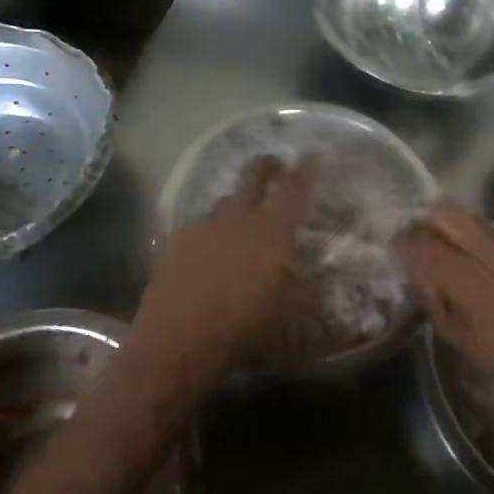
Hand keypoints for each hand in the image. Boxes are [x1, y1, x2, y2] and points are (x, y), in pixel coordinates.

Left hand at [135, 156, 316, 376]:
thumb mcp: (289, 318)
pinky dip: (210, 235)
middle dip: (266, 165)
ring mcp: (203, 226)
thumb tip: (317, 283)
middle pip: (252, 176)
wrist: (178, 338)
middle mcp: (237, 219)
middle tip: (276, 165)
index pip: (294, 191)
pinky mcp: (177, 240)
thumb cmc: (243, 329)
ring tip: (240, 228)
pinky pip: (200, 228)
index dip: (307, 170)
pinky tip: (208, 257)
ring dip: (236, 208)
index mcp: (270, 233)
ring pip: (224, 204)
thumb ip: (306, 294)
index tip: (314, 156)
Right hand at [401, 207, 493, 409]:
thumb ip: (431, 295)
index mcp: (474, 288)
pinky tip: (460, 235)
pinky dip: (471, 227)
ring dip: (448, 217)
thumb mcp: (451, 333)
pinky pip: (492, 229)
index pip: (431, 251)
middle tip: (412, 225)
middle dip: (427, 219)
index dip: (409, 243)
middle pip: (453, 223)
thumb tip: (414, 266)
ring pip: (474, 220)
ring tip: (431, 221)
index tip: (394, 242)